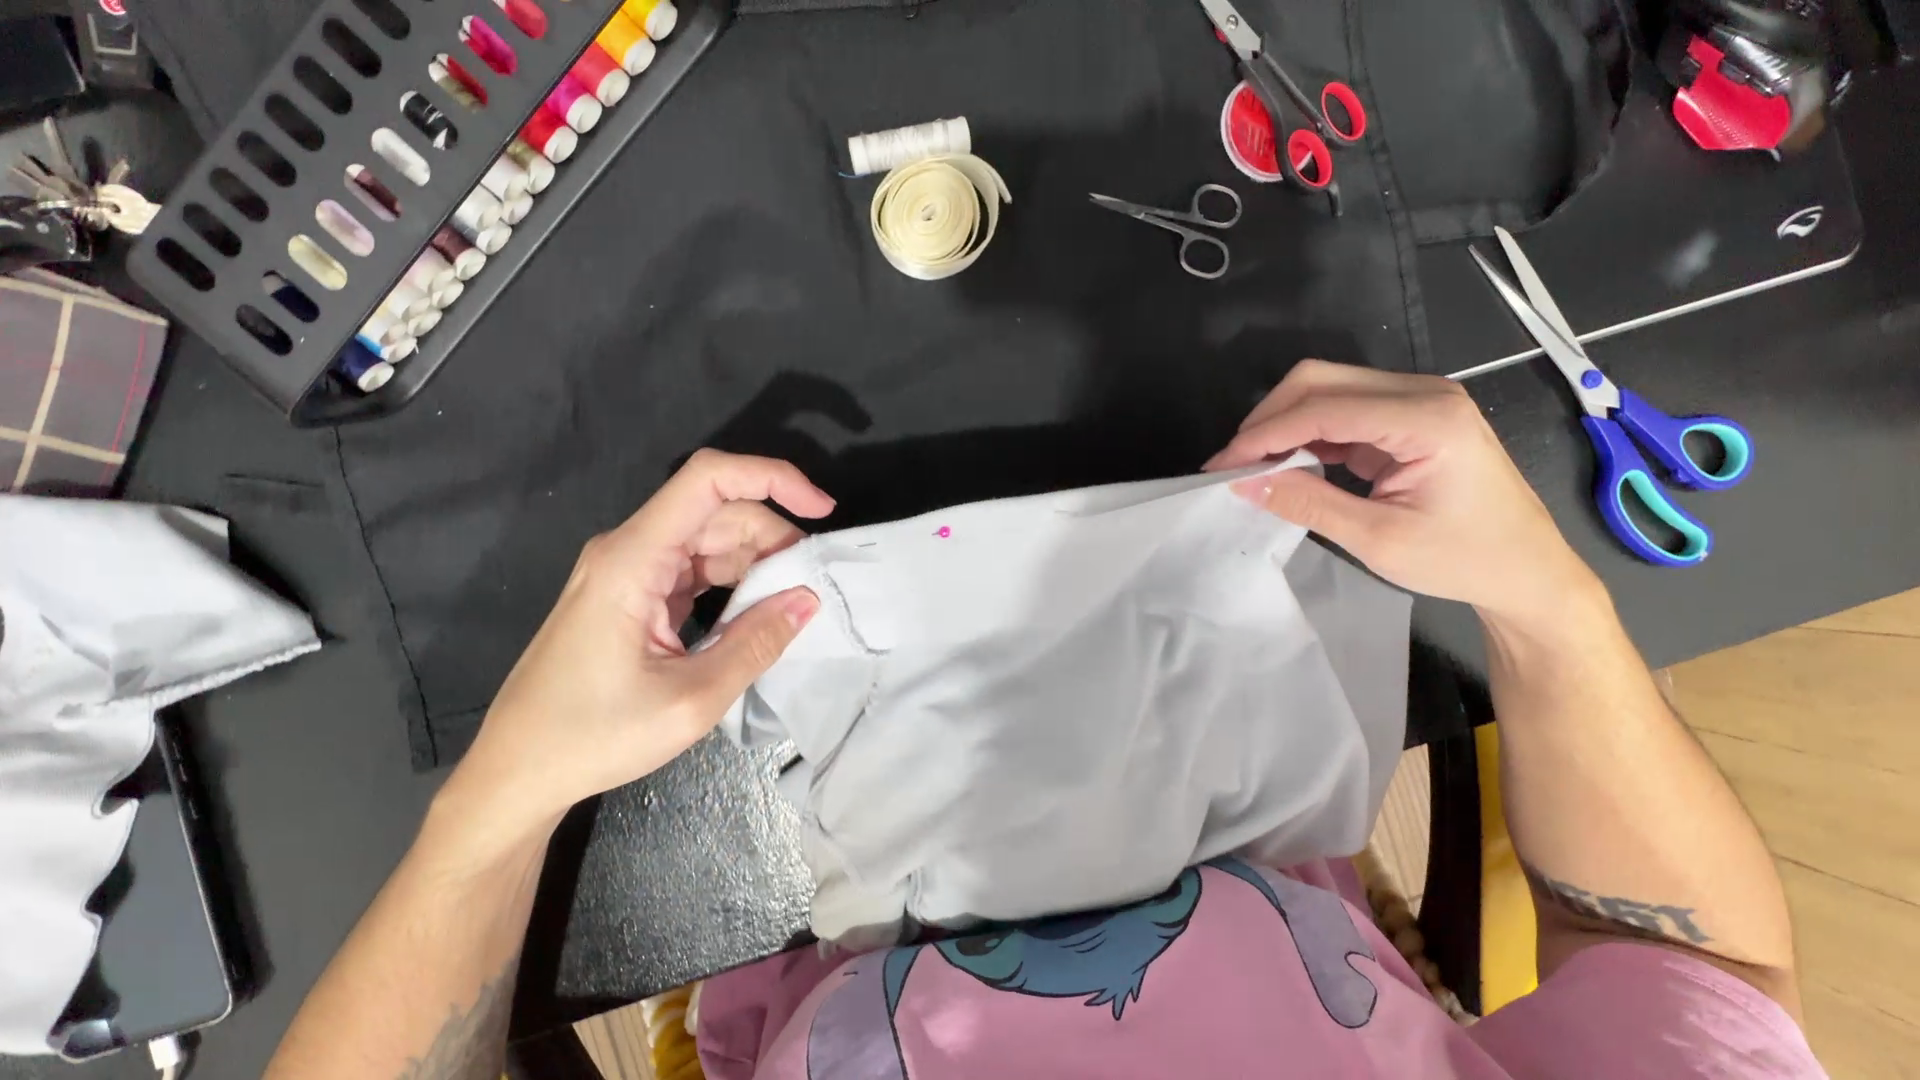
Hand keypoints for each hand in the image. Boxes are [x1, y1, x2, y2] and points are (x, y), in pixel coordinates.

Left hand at [444, 450, 831, 837]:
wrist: (518, 771)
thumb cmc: (595, 735)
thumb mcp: (691, 699)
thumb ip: (756, 642)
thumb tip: (809, 599)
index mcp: (633, 558)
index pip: (708, 479)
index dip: (772, 477)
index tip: (823, 510)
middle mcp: (628, 549)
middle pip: (716, 510)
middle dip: (773, 534)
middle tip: (815, 583)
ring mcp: (627, 571)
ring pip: (708, 539)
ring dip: (756, 561)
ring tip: (793, 603)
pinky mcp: (632, 595)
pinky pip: (693, 569)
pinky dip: (733, 583)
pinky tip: (758, 613)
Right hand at [1205, 360, 1601, 627]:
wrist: (1526, 571)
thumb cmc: (1463, 559)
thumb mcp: (1378, 539)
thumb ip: (1309, 504)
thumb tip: (1245, 482)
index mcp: (1427, 419)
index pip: (1323, 407)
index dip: (1264, 433)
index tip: (1222, 465)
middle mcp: (1424, 394)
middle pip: (1320, 380)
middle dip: (1268, 419)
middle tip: (1234, 463)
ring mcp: (1418, 401)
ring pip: (1327, 389)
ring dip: (1284, 423)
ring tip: (1253, 465)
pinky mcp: (1410, 417)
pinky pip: (1344, 410)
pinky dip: (1307, 433)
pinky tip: (1287, 463)